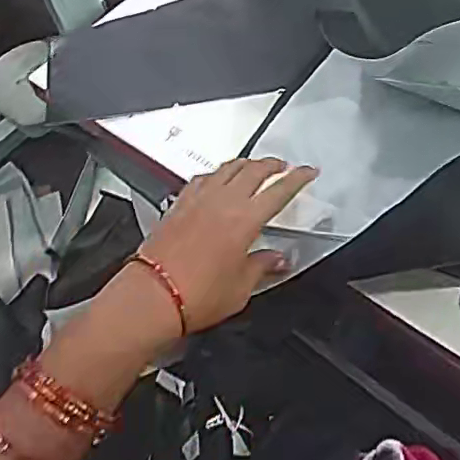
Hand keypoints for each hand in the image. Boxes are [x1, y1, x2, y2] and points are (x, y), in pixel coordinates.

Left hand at [96, 158, 316, 350]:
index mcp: (245, 220)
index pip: (279, 190)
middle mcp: (222, 202)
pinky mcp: (179, 203)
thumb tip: (275, 259)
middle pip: (254, 170)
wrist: (153, 296)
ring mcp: (199, 199)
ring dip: (246, 163)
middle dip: (273, 164)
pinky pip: (203, 178)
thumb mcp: (240, 288)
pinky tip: (216, 179)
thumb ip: (262, 267)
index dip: (298, 178)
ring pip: (228, 167)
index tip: (307, 172)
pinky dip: (216, 174)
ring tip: (254, 166)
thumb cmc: (193, 295)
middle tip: (283, 166)